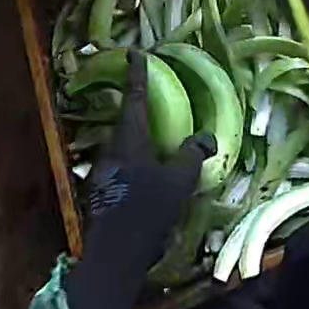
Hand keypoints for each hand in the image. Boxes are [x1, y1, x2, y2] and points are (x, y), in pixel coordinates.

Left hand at [64, 49, 213, 308]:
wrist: (114, 256)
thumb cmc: (148, 210)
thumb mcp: (178, 180)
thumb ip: (192, 153)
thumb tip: (206, 137)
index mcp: (129, 138)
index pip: (134, 96)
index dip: (137, 73)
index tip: (135, 52)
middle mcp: (112, 148)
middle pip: (126, 120)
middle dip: (138, 108)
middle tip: (153, 98)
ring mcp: (103, 170)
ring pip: (123, 144)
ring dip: (138, 137)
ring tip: (157, 141)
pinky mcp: (102, 190)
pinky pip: (122, 164)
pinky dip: (136, 160)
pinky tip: (148, 176)